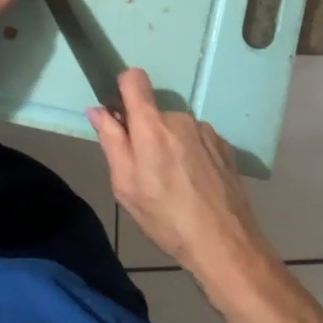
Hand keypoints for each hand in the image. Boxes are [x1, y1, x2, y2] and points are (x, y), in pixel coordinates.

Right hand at [88, 69, 268, 276]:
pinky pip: (197, 140)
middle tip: (146, 170)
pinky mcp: (225, 146)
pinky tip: (195, 184)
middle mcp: (180, 118)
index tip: (120, 115)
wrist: (223, 243)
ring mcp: (206, 131)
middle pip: (154, 112)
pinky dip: (191, 154)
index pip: (134, 79)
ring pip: (177, 128)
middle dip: (146, 132)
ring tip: (174, 182)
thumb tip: (97, 110)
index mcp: (151, 125)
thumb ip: (111, 141)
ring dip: (170, 144)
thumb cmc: (165, 216)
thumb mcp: (125, 184)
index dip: (123, 89)